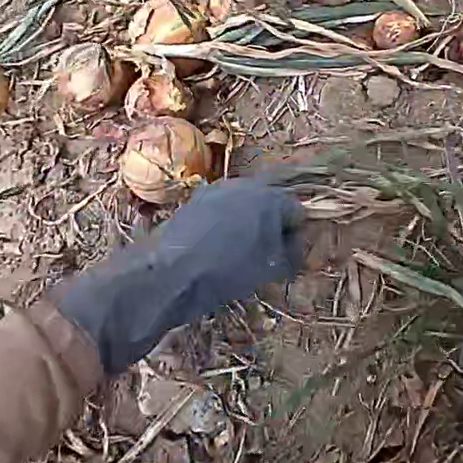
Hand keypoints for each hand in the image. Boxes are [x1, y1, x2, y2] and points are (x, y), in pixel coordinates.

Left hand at [56, 177, 302, 373]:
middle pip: (270, 205)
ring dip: (248, 227)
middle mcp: (244, 186)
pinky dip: (224, 230)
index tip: (291, 258)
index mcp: (270, 198)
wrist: (165, 275)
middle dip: (273, 228)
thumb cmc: (226, 270)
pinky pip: (220, 214)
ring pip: (243, 208)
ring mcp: (215, 193)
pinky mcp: (191, 205)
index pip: (297, 212)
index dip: (297, 236)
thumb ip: (291, 254)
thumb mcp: (270, 268)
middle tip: (269, 257)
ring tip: (241, 258)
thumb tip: (295, 250)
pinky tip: (216, 254)